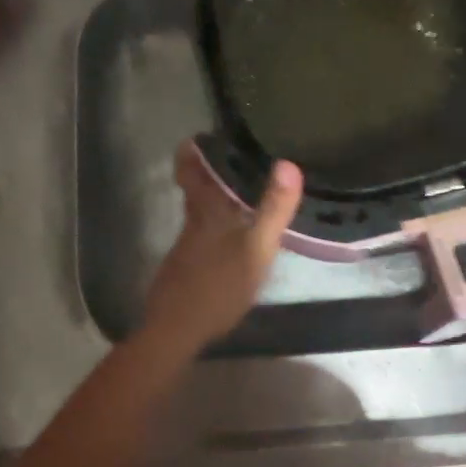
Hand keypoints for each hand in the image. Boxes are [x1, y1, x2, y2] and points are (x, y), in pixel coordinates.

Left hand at [140, 142, 303, 354]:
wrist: (177, 329)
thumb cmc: (218, 285)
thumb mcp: (256, 248)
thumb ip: (273, 209)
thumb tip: (288, 163)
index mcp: (206, 212)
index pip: (190, 172)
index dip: (190, 153)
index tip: (196, 136)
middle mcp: (193, 224)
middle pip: (194, 191)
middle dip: (205, 174)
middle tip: (226, 158)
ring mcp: (186, 249)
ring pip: (198, 215)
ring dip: (212, 201)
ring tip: (236, 194)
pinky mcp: (186, 270)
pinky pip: (201, 238)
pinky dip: (214, 230)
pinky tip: (228, 241)